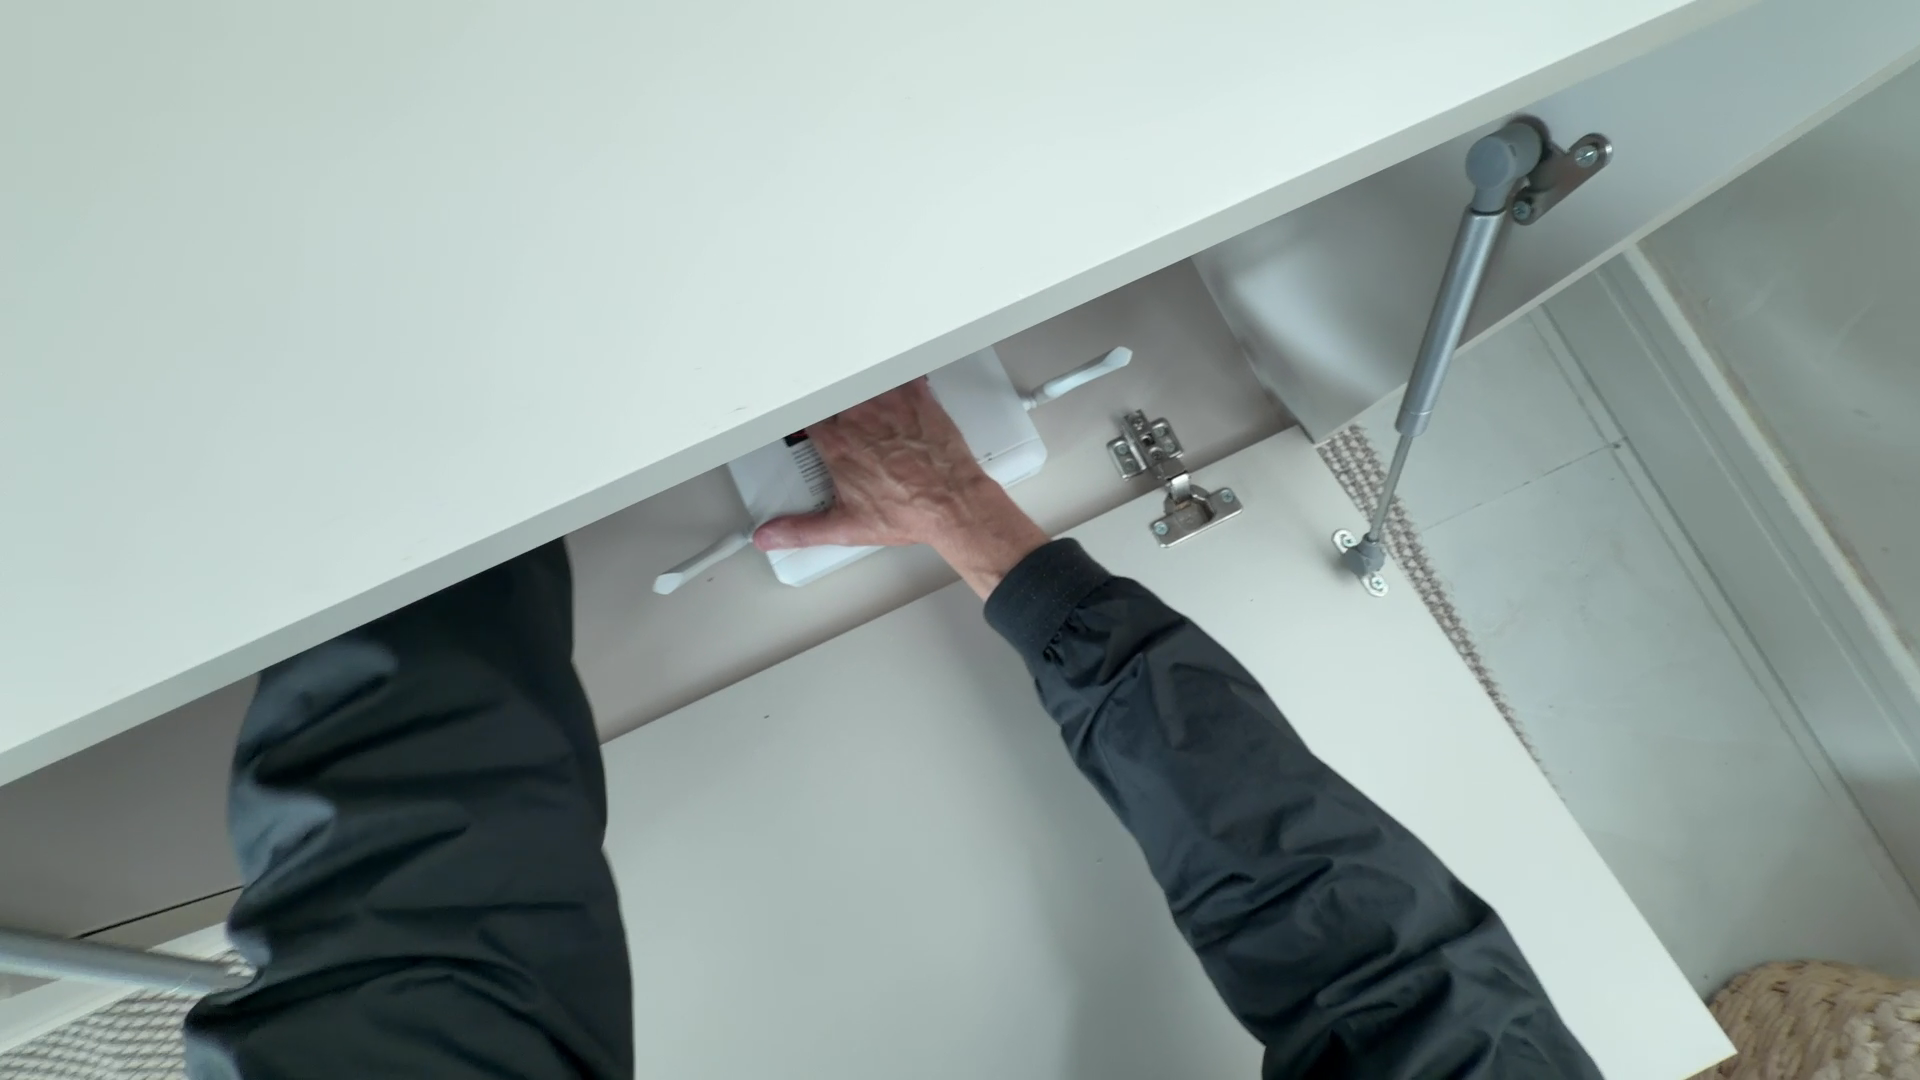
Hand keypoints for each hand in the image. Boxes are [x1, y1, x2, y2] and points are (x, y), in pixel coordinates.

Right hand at [753, 379, 1047, 597]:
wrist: (953, 505)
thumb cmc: (908, 513)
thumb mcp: (847, 527)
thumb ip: (801, 529)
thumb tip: (769, 536)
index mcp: (837, 443)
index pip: (806, 415)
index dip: (807, 418)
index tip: (809, 425)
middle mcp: (859, 417)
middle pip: (833, 395)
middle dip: (834, 403)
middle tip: (843, 417)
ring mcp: (888, 403)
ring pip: (862, 381)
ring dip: (861, 389)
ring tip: (869, 406)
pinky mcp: (917, 396)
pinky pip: (901, 372)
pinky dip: (896, 377)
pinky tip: (897, 387)